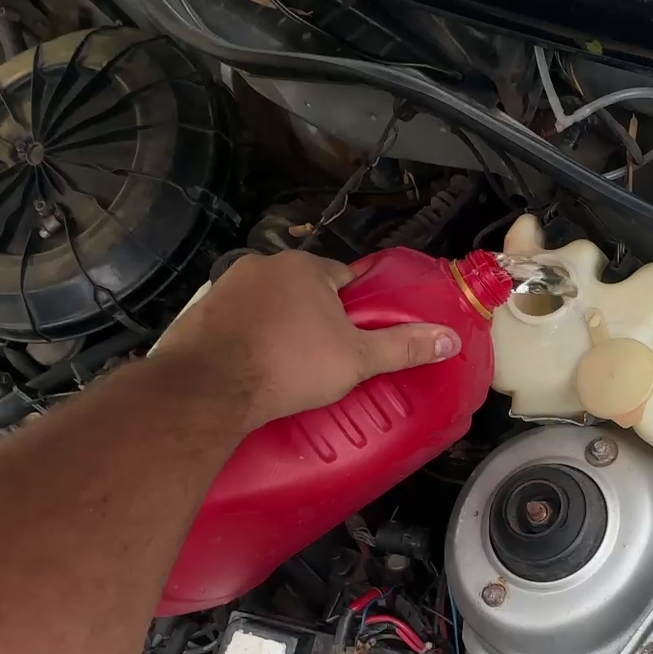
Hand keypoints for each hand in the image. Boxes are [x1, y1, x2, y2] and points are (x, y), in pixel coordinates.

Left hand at [152, 250, 459, 422]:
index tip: (356, 336)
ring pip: (271, 303)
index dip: (355, 308)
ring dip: (282, 324)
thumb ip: (403, 347)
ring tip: (292, 365)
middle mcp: (264, 265)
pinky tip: (257, 365)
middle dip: (317, 316)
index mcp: (305, 267)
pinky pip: (239, 320)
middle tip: (327, 357)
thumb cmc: (292, 366)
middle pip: (305, 289)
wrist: (211, 388)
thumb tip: (451, 339)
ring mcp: (227, 286)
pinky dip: (250, 336)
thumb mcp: (358, 359)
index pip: (343, 278)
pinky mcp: (201, 311)